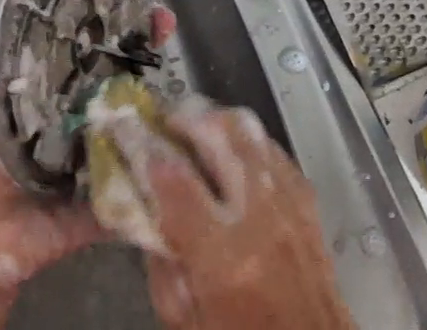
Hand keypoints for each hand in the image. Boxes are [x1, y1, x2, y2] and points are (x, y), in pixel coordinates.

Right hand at [106, 104, 354, 329]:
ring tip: (193, 131)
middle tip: (161, 122)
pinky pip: (271, 147)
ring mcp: (288, 202)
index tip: (120, 126)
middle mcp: (260, 216)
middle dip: (182, 117)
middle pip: (218, 133)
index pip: (172, 178)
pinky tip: (230, 155)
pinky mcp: (307, 199)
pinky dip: (244, 140)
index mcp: (223, 255)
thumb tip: (144, 203)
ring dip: (214, 121)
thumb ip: (158, 259)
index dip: (141, 144)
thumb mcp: (183, 316)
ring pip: (248, 129)